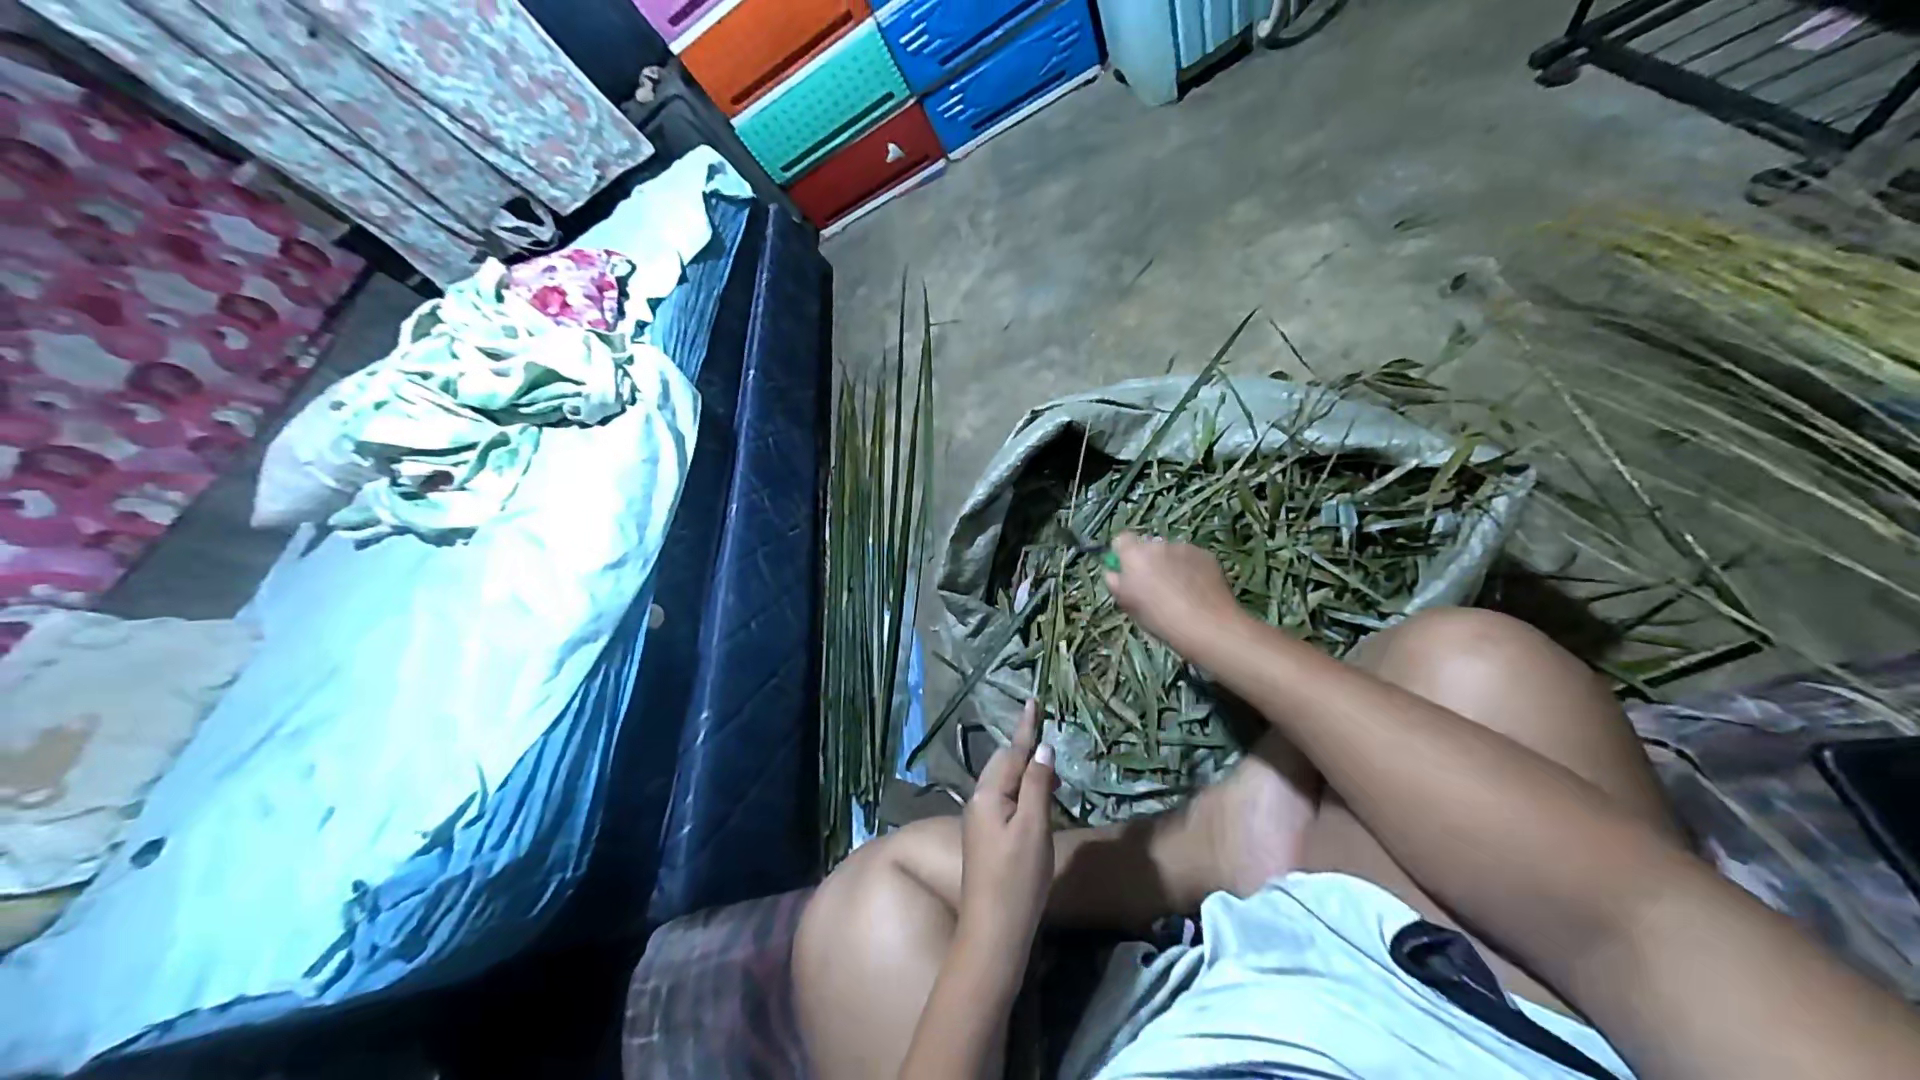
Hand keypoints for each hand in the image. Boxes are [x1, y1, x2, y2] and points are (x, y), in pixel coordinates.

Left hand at [959, 700, 1055, 955]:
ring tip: (1048, 764)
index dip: (1025, 728)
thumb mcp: (1034, 827)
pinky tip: (1035, 797)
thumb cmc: (1017, 878)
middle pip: (1003, 764)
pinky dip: (1021, 791)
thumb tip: (1042, 749)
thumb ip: (1037, 785)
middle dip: (1023, 747)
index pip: (1011, 752)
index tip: (1032, 701)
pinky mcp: (986, 838)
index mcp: (987, 795)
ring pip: (1003, 783)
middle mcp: (978, 803)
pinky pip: (1004, 800)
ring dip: (1024, 770)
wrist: (994, 931)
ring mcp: (979, 822)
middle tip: (1043, 728)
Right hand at [1103, 533, 1242, 650]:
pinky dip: (1191, 568)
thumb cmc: (1159, 618)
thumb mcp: (1127, 604)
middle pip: (1148, 546)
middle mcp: (1158, 544)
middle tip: (1155, 585)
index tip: (1128, 572)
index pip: (1121, 539)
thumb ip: (1115, 583)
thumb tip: (1114, 573)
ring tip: (1180, 590)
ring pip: (1171, 552)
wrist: (1206, 625)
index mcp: (1134, 555)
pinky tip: (1197, 590)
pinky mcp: (1206, 554)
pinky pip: (1192, 558)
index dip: (1123, 554)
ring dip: (1171, 564)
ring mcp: (1184, 547)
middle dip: (1149, 560)